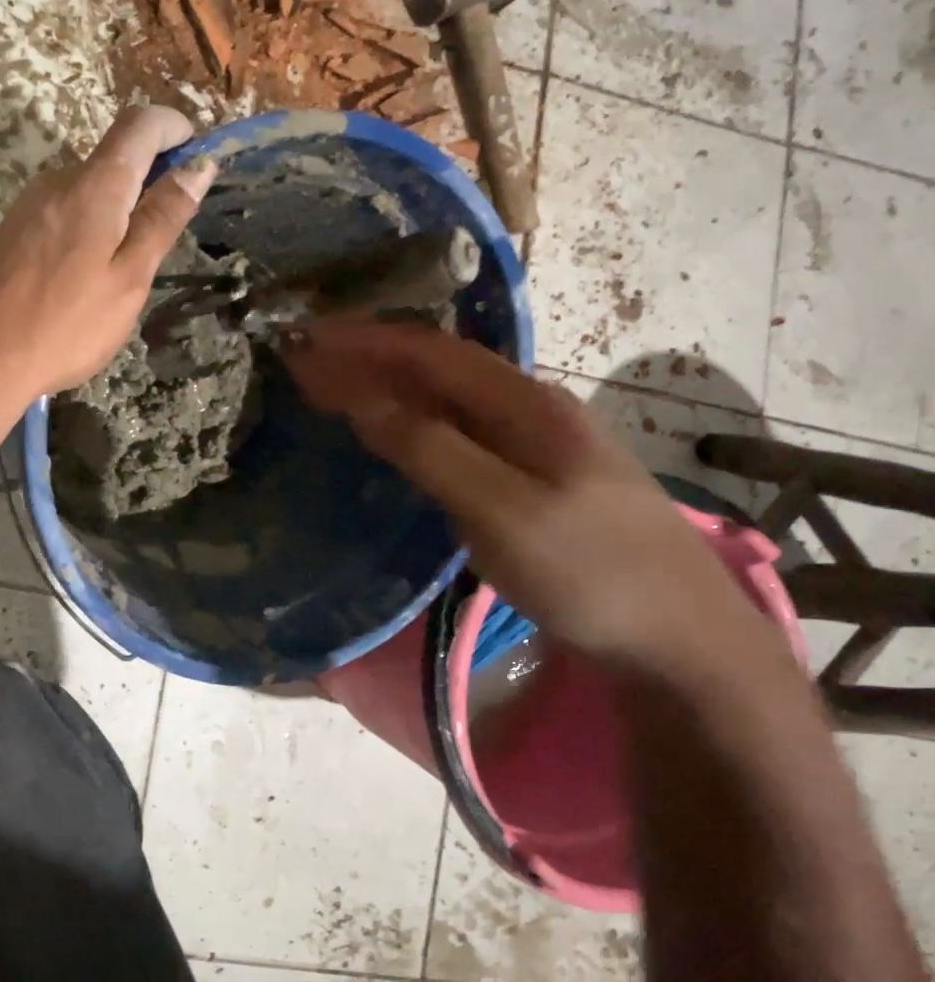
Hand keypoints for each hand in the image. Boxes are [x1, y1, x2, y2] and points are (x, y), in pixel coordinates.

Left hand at [0, 105, 218, 399]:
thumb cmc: (65, 326)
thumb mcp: (129, 277)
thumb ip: (163, 218)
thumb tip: (198, 166)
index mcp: (93, 184)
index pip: (140, 122)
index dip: (175, 128)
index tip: (196, 161)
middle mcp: (56, 181)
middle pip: (113, 157)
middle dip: (146, 183)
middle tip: (160, 243)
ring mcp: (27, 207)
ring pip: (86, 190)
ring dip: (114, 213)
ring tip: (118, 274)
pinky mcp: (10, 233)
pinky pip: (61, 214)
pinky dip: (85, 230)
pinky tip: (80, 281)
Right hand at [282, 320, 767, 667]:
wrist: (683, 642)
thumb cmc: (591, 573)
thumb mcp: (502, 511)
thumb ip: (429, 450)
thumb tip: (359, 399)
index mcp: (527, 404)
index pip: (428, 351)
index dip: (360, 342)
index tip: (301, 344)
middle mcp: (531, 408)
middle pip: (436, 364)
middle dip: (366, 356)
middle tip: (303, 363)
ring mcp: (536, 442)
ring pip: (445, 395)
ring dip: (385, 384)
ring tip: (329, 389)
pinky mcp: (532, 476)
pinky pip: (454, 427)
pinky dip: (408, 418)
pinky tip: (389, 433)